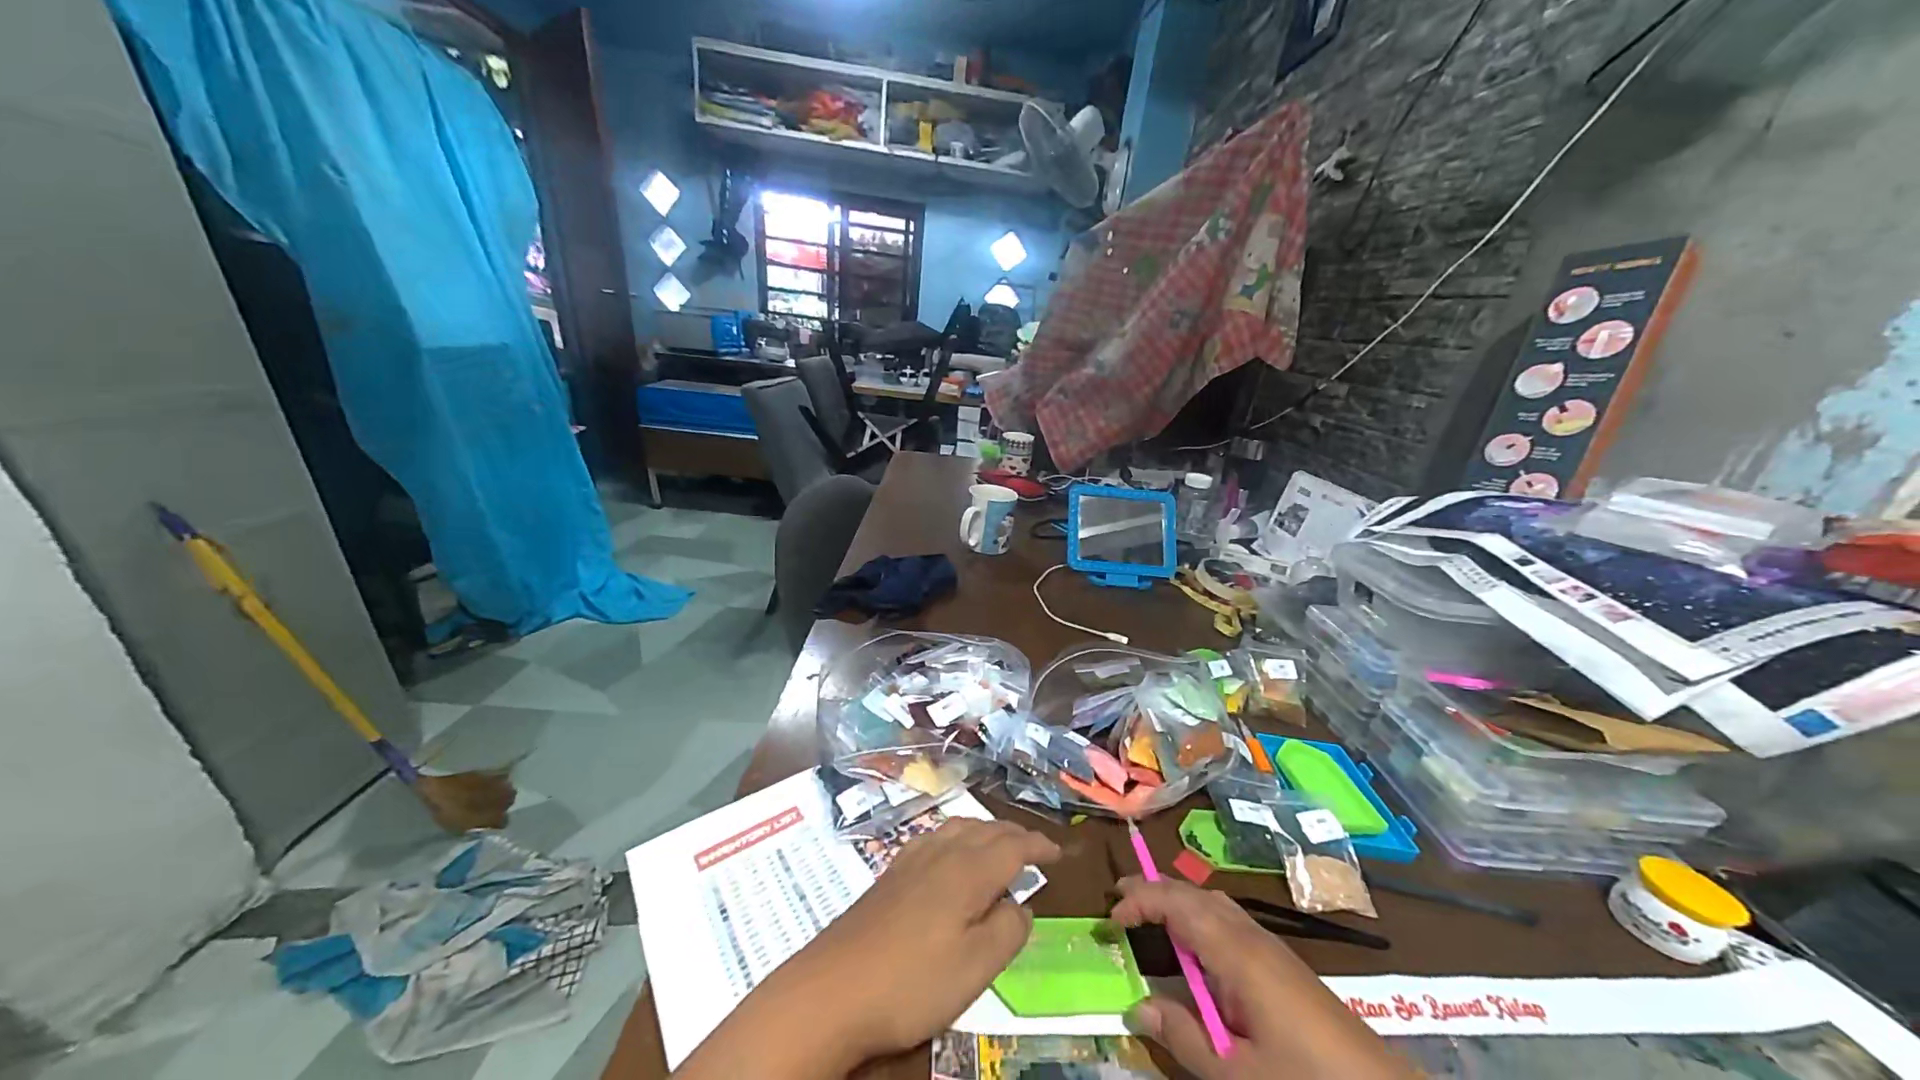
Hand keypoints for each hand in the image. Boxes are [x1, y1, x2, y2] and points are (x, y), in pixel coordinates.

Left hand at [673, 819, 1060, 1079]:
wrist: (831, 990)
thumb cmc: (912, 982)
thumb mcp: (977, 966)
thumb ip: (1008, 929)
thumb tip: (1019, 903)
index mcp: (967, 870)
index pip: (1013, 845)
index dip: (1039, 846)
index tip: (1059, 852)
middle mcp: (940, 853)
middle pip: (985, 830)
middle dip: (1014, 834)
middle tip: (1035, 849)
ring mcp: (909, 860)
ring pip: (957, 828)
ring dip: (984, 831)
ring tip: (998, 845)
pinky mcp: (888, 875)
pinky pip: (934, 838)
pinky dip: (955, 837)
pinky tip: (948, 855)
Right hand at [1109, 878, 1415, 1079]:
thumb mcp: (1236, 1073)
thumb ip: (1184, 1036)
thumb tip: (1136, 1005)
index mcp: (1238, 953)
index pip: (1179, 905)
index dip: (1142, 901)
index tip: (1112, 917)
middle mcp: (1254, 939)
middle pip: (1199, 896)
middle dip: (1157, 890)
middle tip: (1121, 898)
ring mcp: (1275, 951)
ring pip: (1218, 906)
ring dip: (1181, 903)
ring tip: (1151, 915)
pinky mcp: (1287, 969)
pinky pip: (1234, 925)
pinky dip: (1203, 921)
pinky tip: (1198, 952)